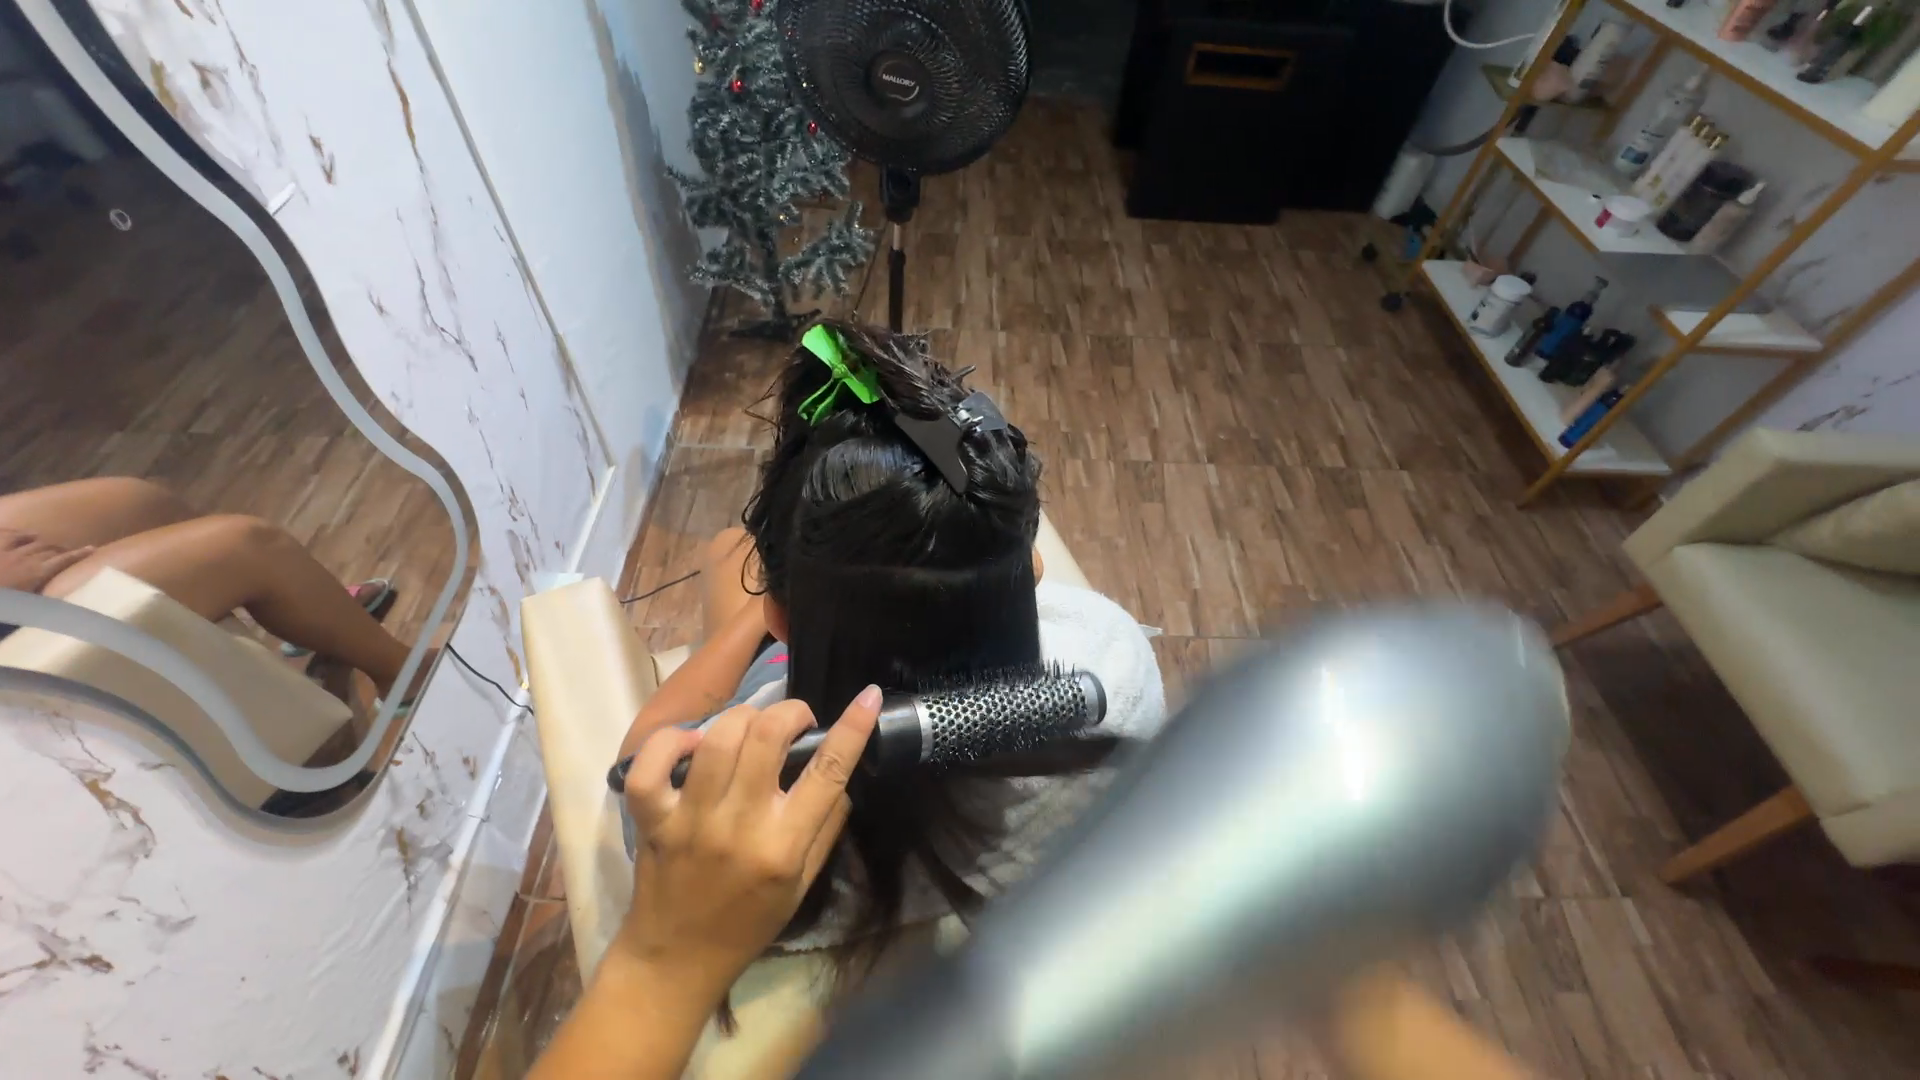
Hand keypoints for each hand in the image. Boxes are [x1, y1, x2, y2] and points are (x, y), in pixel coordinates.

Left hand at [0, 528, 93, 592]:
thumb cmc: (6, 602)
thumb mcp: (30, 600)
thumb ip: (47, 594)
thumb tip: (64, 592)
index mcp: (38, 572)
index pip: (64, 560)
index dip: (79, 554)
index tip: (91, 548)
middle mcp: (26, 558)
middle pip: (49, 550)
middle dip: (60, 550)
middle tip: (66, 551)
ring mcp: (7, 552)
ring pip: (31, 542)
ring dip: (41, 541)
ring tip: (44, 539)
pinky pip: (8, 537)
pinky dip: (19, 534)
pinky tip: (25, 534)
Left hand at [615, 685, 881, 997]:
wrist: (677, 960)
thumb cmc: (751, 921)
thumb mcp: (804, 883)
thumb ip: (826, 826)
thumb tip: (840, 773)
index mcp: (783, 846)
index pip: (828, 772)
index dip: (853, 727)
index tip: (868, 696)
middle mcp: (738, 827)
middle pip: (766, 737)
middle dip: (790, 712)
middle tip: (796, 722)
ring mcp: (690, 821)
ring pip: (716, 738)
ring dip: (742, 718)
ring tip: (750, 728)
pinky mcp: (652, 820)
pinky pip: (651, 765)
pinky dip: (670, 742)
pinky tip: (691, 744)